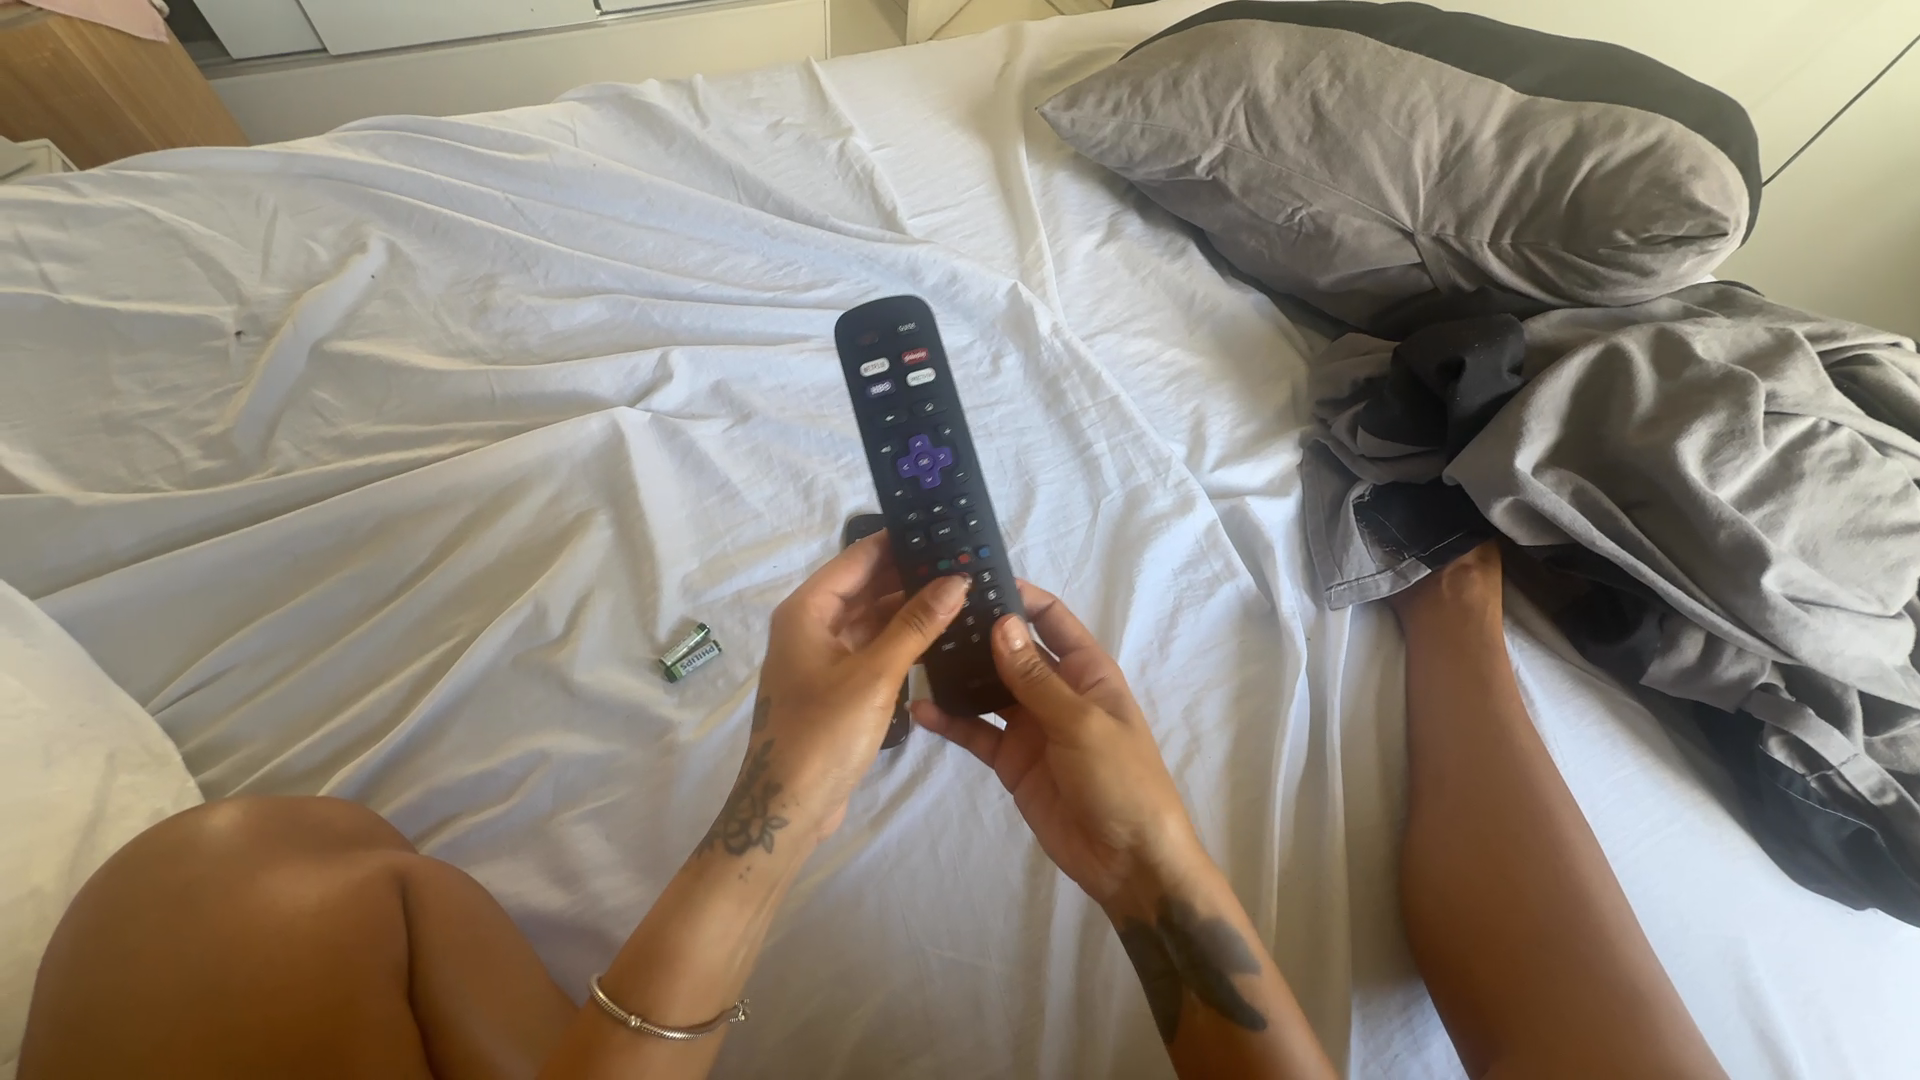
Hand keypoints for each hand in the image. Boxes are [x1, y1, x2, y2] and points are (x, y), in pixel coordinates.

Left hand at [735, 530, 968, 849]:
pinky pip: (872, 646)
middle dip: (909, 573)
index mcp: (807, 611)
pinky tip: (939, 633)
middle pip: (865, 585)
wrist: (787, 808)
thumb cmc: (823, 733)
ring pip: (871, 617)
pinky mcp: (837, 684)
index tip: (942, 529)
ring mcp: (823, 656)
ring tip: (959, 591)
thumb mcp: (874, 674)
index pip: (858, 558)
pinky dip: (901, 638)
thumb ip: (916, 624)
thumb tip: (956, 580)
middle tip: (961, 561)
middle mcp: (811, 626)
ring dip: (908, 607)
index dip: (898, 541)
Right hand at [912, 583, 1208, 911]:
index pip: (1051, 618)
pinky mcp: (1012, 758)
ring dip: (959, 674)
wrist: (1127, 862)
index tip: (976, 579)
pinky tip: (921, 710)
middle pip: (1012, 650)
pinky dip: (951, 721)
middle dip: (978, 632)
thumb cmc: (1120, 780)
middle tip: (931, 613)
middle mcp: (1055, 690)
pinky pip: (977, 731)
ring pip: (988, 688)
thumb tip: (1001, 623)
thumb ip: (1036, 678)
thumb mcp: (1081, 723)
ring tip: (917, 654)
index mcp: (1085, 671)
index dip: (1019, 596)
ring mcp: (1031, 725)